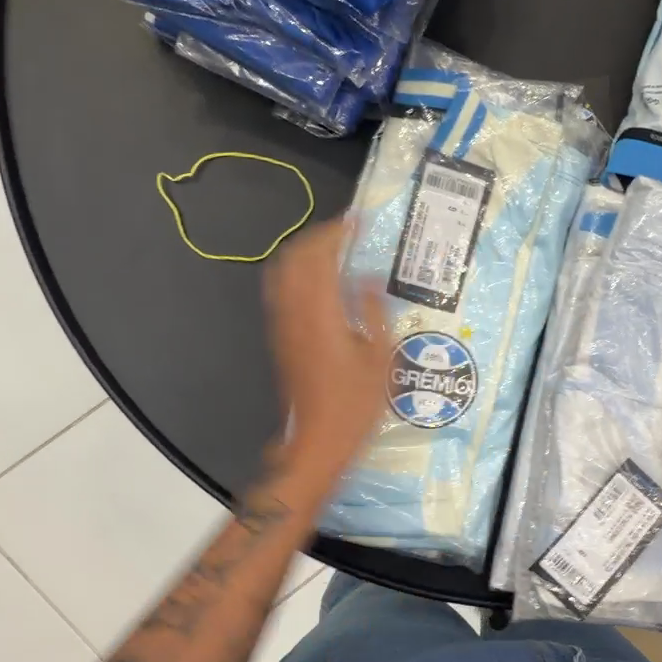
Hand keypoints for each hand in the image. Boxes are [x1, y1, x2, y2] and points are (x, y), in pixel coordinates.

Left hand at [263, 216, 388, 480]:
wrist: (317, 441)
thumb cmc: (355, 405)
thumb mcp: (380, 358)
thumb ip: (373, 311)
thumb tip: (367, 278)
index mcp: (321, 313)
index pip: (320, 255)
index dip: (337, 232)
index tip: (357, 221)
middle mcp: (294, 312)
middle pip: (294, 257)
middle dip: (318, 237)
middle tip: (345, 233)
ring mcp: (282, 325)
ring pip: (282, 272)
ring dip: (304, 254)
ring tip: (332, 252)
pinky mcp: (280, 339)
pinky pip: (280, 292)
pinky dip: (296, 275)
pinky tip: (319, 284)